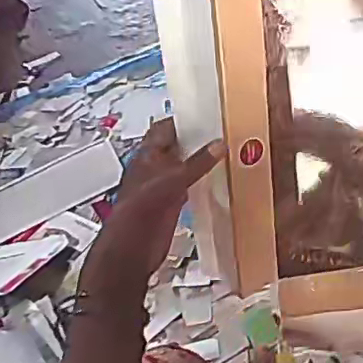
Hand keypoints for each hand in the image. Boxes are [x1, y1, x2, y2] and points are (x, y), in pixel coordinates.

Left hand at [79, 121, 222, 301]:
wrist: (131, 250)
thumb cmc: (140, 212)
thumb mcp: (171, 182)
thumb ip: (196, 163)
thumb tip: (219, 144)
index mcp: (147, 156)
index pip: (166, 128)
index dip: (184, 118)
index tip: (209, 111)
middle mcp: (155, 168)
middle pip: (179, 146)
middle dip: (199, 138)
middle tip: (227, 129)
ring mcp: (164, 186)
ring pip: (187, 165)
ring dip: (204, 159)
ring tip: (230, 150)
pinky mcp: (173, 203)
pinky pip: (192, 184)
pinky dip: (206, 179)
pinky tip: (222, 177)